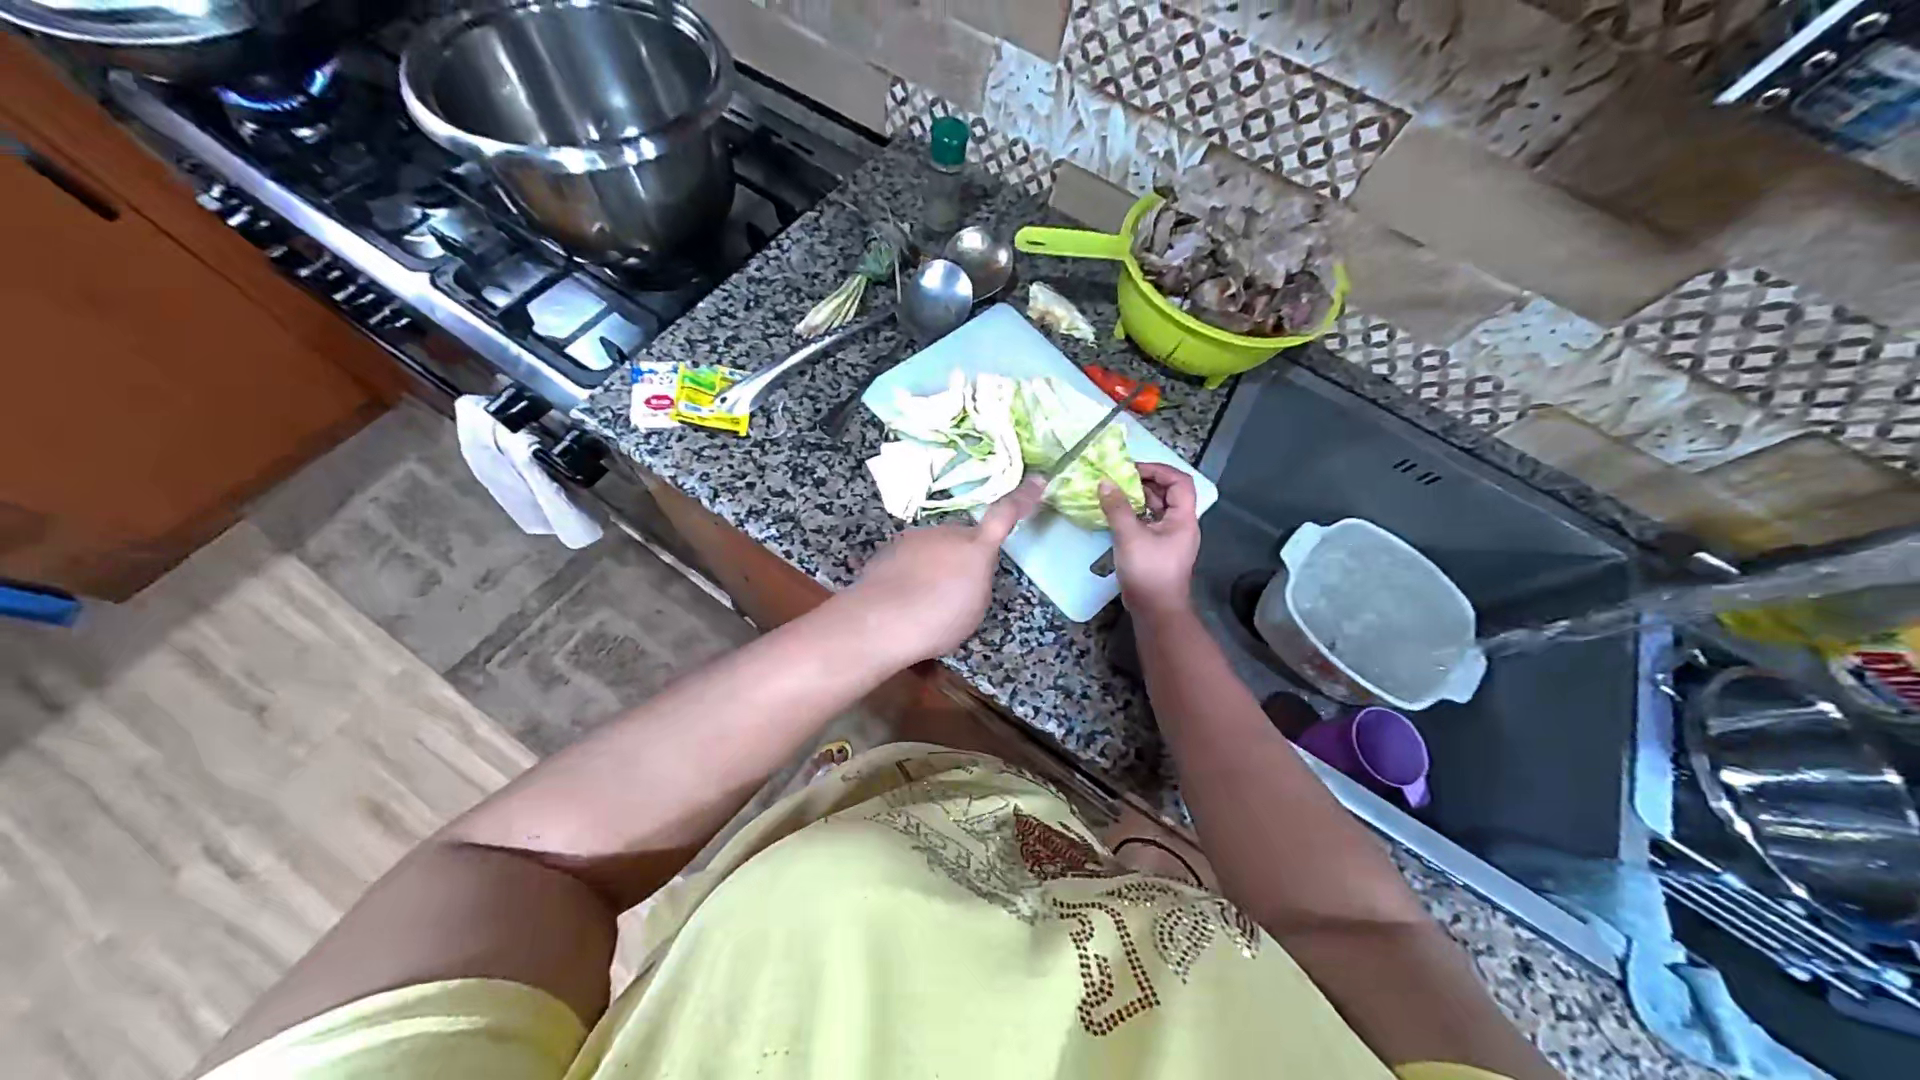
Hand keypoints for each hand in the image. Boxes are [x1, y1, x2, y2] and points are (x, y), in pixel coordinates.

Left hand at [840, 478, 1045, 664]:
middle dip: (961, 559)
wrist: (881, 620)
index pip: (1004, 516)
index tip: (1038, 480)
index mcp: (975, 547)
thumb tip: (968, 570)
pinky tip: (902, 599)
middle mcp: (945, 533)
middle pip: (961, 539)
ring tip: (924, 602)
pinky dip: (910, 573)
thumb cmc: (939, 618)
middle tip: (955, 593)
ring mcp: (915, 538)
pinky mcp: (888, 549)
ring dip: (933, 567)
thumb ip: (978, 579)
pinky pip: (909, 558)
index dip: (1022, 499)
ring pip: (933, 548)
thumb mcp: (975, 605)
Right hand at [1100, 463, 1199, 620]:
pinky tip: (1116, 514)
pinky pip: (1148, 522)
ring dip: (1138, 498)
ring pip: (1157, 508)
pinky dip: (1134, 514)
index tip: (1133, 469)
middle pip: (1168, 493)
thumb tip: (1105, 482)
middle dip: (1144, 482)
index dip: (1158, 470)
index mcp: (1184, 519)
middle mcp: (1181, 525)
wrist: (1156, 610)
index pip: (1180, 482)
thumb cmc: (1148, 571)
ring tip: (1115, 493)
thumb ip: (1117, 507)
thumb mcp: (1130, 536)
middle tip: (1119, 478)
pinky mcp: (1158, 549)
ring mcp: (1170, 538)